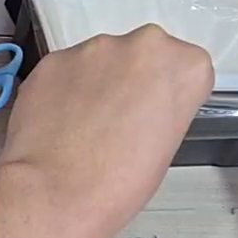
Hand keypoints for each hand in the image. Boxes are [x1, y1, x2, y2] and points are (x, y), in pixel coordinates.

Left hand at [0, 25, 214, 236]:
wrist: (56, 193)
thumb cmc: (119, 183)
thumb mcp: (166, 147)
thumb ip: (160, 110)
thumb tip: (137, 106)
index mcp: (185, 66)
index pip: (183, 69)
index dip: (164, 97)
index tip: (152, 117)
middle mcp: (141, 45)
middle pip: (140, 57)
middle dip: (128, 82)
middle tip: (115, 122)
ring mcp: (91, 49)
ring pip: (98, 62)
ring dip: (92, 85)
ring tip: (80, 127)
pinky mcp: (52, 60)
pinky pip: (62, 73)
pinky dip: (60, 92)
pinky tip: (55, 124)